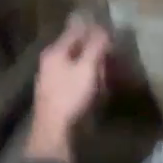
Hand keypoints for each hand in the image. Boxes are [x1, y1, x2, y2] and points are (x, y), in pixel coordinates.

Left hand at [26, 22, 109, 162]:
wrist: (54, 134)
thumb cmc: (70, 96)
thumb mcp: (87, 67)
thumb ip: (95, 45)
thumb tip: (103, 28)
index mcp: (54, 51)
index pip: (76, 31)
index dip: (94, 29)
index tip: (111, 32)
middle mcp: (51, 61)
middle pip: (77, 48)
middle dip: (95, 50)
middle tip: (112, 54)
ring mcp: (52, 79)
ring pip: (77, 64)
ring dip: (93, 66)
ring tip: (107, 73)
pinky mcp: (57, 94)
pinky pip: (75, 78)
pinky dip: (88, 79)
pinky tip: (98, 88)